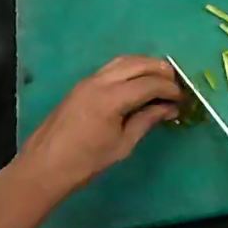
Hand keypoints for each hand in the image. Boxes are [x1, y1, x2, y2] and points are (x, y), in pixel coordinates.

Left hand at [7, 55, 180, 203]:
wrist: (44, 167)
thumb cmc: (86, 162)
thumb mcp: (122, 145)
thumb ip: (147, 120)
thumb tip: (169, 108)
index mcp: (111, 98)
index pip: (149, 83)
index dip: (170, 89)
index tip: (183, 99)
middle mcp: (100, 81)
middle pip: (138, 63)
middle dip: (161, 71)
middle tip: (176, 85)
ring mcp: (89, 80)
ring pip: (124, 60)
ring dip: (146, 65)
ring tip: (162, 80)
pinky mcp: (83, 84)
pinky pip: (112, 67)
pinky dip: (130, 68)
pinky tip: (139, 82)